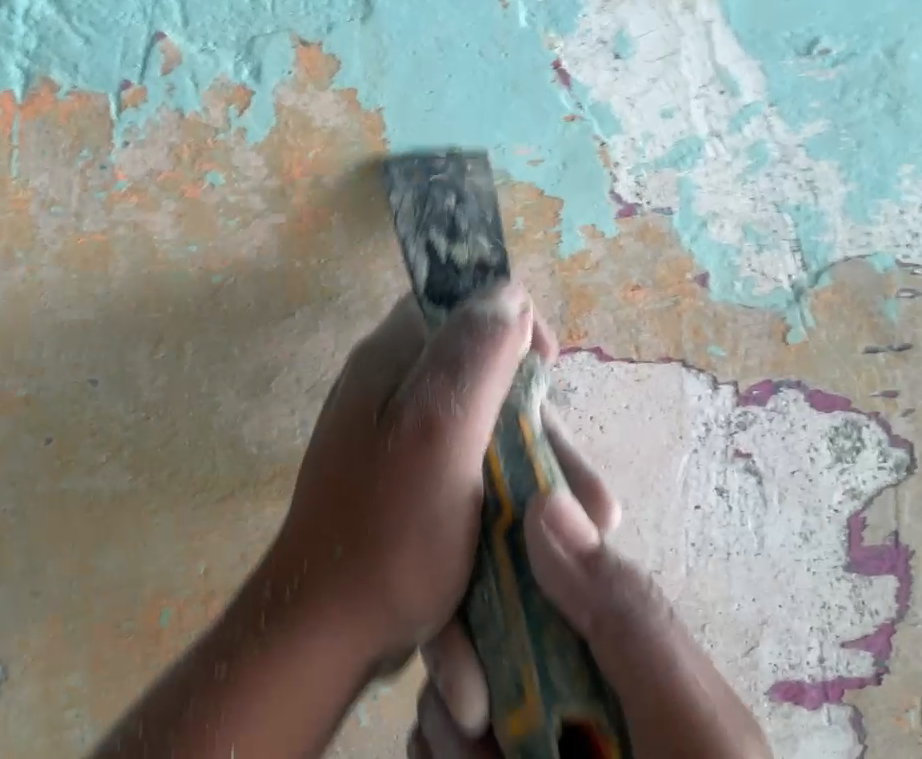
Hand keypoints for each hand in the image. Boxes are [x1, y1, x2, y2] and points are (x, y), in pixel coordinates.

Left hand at [261, 280, 556, 669]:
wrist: (328, 628)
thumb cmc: (388, 531)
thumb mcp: (438, 434)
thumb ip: (473, 359)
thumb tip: (506, 292)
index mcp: (387, 363)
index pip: (452, 307)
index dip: (506, 323)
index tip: (547, 367)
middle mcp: (388, 392)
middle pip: (480, 378)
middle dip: (541, 428)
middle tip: (590, 492)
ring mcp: (396, 442)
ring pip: (483, 432)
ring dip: (538, 474)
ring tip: (593, 526)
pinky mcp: (406, 487)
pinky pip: (468, 472)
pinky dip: (508, 498)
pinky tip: (547, 535)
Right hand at [409, 426, 772, 758]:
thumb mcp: (694, 734)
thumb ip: (628, 621)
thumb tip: (544, 502)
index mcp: (613, 647)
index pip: (539, 563)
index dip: (492, 551)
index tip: (463, 572)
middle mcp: (561, 677)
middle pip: (478, 618)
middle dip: (459, 653)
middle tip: (475, 716)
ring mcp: (522, 730)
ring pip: (448, 681)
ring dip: (444, 715)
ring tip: (477, 752)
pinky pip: (433, 741)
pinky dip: (432, 748)